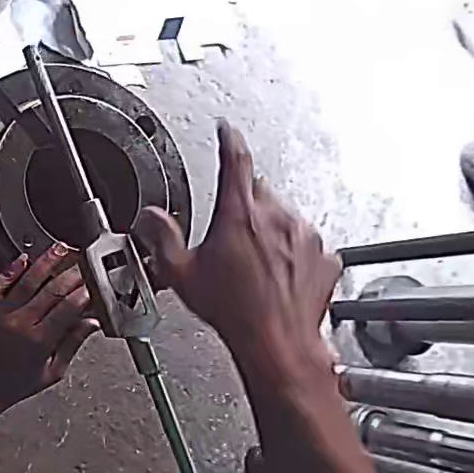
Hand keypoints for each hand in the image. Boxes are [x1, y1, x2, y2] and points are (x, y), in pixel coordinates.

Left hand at [0, 243, 101, 406]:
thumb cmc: (14, 384)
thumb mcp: (52, 371)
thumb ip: (72, 344)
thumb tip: (91, 324)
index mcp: (38, 341)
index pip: (67, 309)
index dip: (83, 294)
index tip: (93, 285)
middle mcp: (20, 323)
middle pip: (51, 291)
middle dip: (71, 274)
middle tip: (83, 263)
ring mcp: (1, 313)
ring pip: (27, 281)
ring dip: (46, 262)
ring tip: (59, 249)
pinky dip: (12, 269)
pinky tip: (24, 259)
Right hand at [133, 120, 339, 383]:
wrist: (276, 343)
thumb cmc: (232, 311)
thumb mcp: (181, 273)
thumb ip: (162, 237)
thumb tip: (150, 216)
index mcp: (239, 216)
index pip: (235, 162)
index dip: (229, 140)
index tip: (227, 129)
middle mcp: (276, 219)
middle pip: (257, 192)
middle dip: (242, 206)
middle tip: (228, 237)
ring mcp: (304, 236)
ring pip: (281, 215)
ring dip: (266, 229)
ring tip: (250, 263)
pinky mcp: (323, 256)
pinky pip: (302, 241)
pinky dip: (289, 250)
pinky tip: (273, 274)